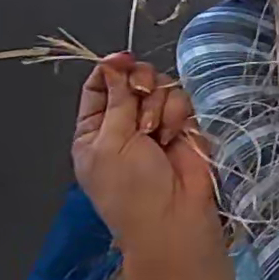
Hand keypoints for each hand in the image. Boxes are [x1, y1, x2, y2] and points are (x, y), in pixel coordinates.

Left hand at [71, 53, 220, 257]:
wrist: (174, 220)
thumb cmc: (131, 188)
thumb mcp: (111, 143)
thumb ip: (115, 98)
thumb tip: (112, 63)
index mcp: (95, 129)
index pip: (99, 85)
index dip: (111, 68)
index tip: (124, 59)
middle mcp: (124, 122)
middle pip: (132, 79)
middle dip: (139, 84)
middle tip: (142, 94)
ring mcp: (155, 123)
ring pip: (160, 86)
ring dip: (158, 106)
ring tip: (157, 134)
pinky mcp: (183, 126)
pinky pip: (181, 99)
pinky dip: (178, 114)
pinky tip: (175, 135)